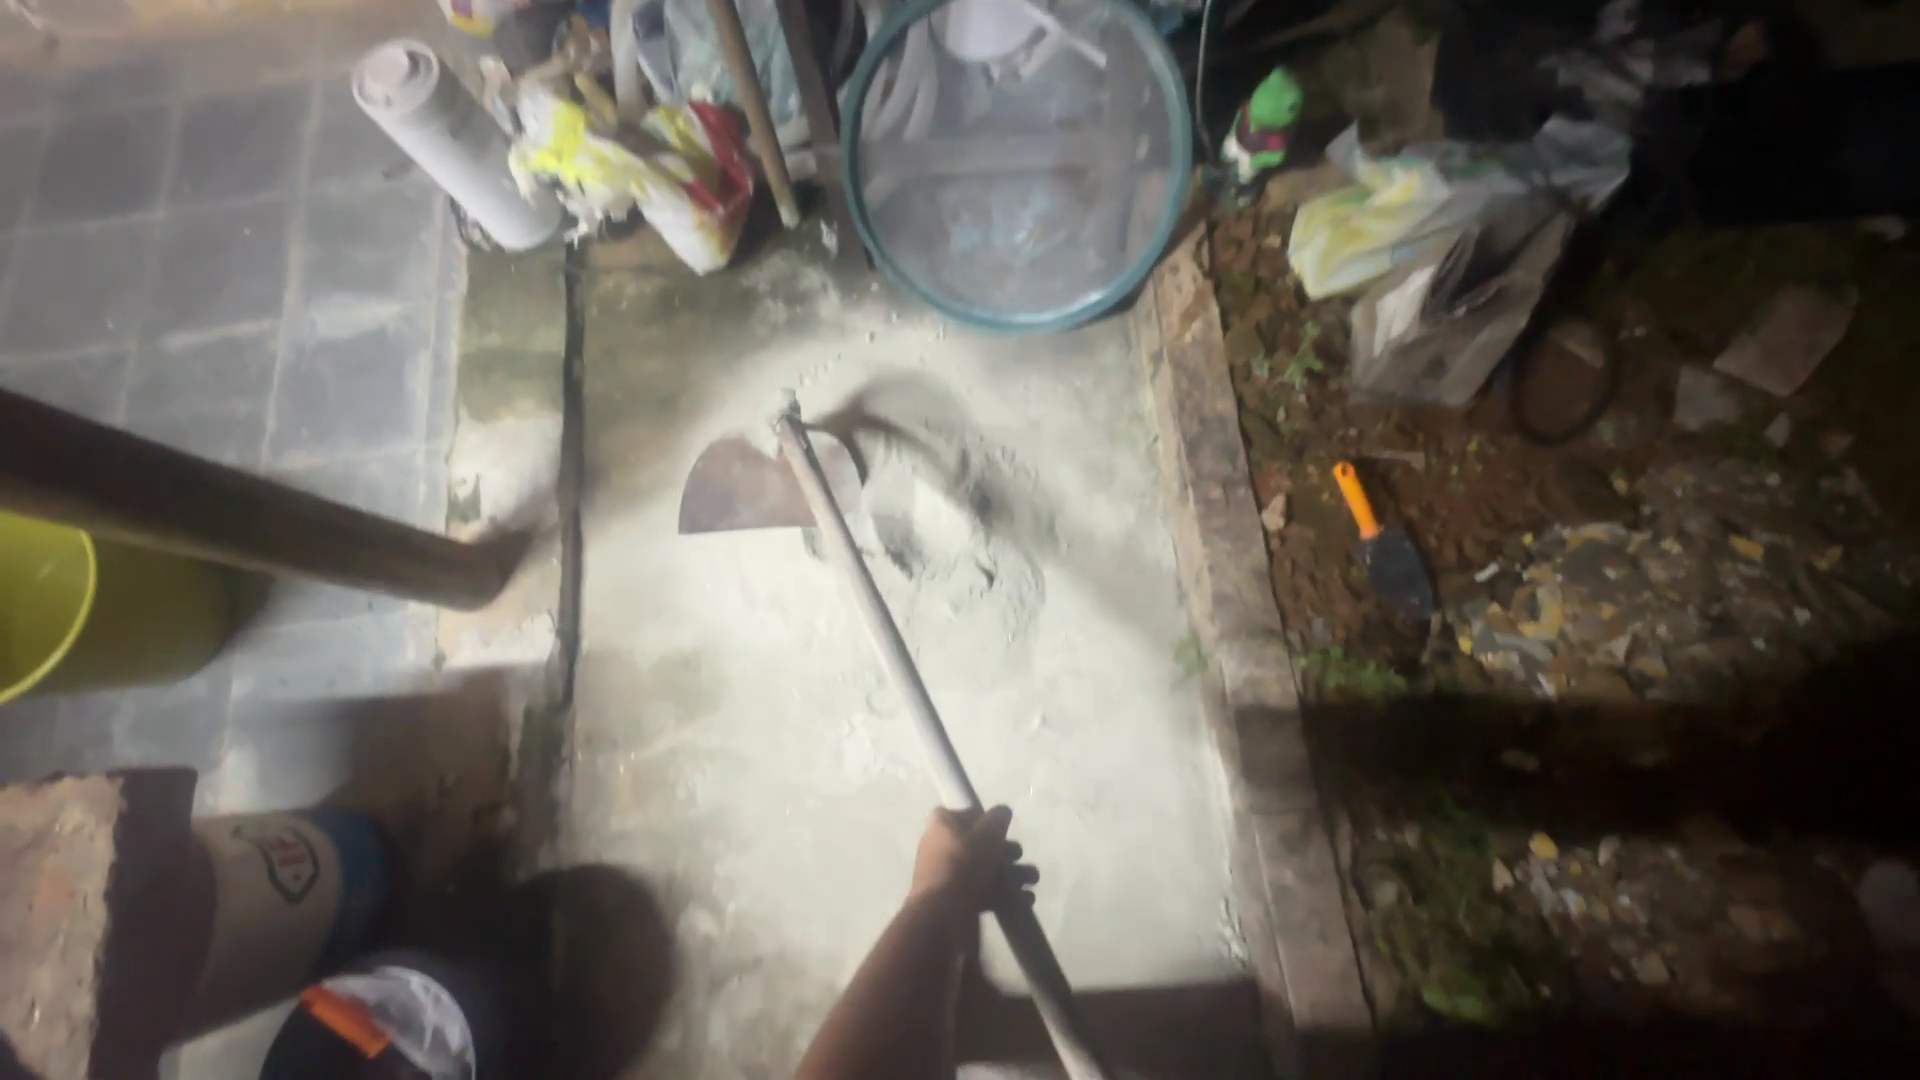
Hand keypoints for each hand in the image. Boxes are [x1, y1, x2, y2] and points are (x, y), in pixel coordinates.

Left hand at [909, 805, 1037, 912]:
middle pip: (978, 844)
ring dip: (1012, 874)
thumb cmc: (963, 866)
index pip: (961, 814)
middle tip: (1019, 855)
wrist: (943, 918)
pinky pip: (985, 893)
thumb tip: (1003, 811)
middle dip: (1006, 850)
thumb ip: (997, 820)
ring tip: (1032, 880)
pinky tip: (1026, 900)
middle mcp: (942, 848)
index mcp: (942, 827)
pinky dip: (1006, 895)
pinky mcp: (959, 902)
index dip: (982, 818)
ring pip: (986, 869)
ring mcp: (950, 877)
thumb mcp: (985, 835)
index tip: (1000, 827)